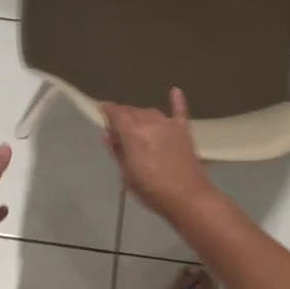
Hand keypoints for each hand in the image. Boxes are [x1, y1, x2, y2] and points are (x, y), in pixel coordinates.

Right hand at [102, 88, 215, 218]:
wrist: (188, 198)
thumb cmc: (152, 190)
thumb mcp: (127, 174)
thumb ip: (117, 151)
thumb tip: (107, 135)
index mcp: (133, 133)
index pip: (116, 114)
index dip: (107, 110)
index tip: (101, 110)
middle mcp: (150, 123)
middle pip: (132, 112)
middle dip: (123, 116)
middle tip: (116, 127)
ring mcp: (169, 125)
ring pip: (150, 112)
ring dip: (141, 115)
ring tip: (135, 123)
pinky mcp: (184, 131)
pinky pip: (179, 112)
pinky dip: (177, 101)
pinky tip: (175, 90)